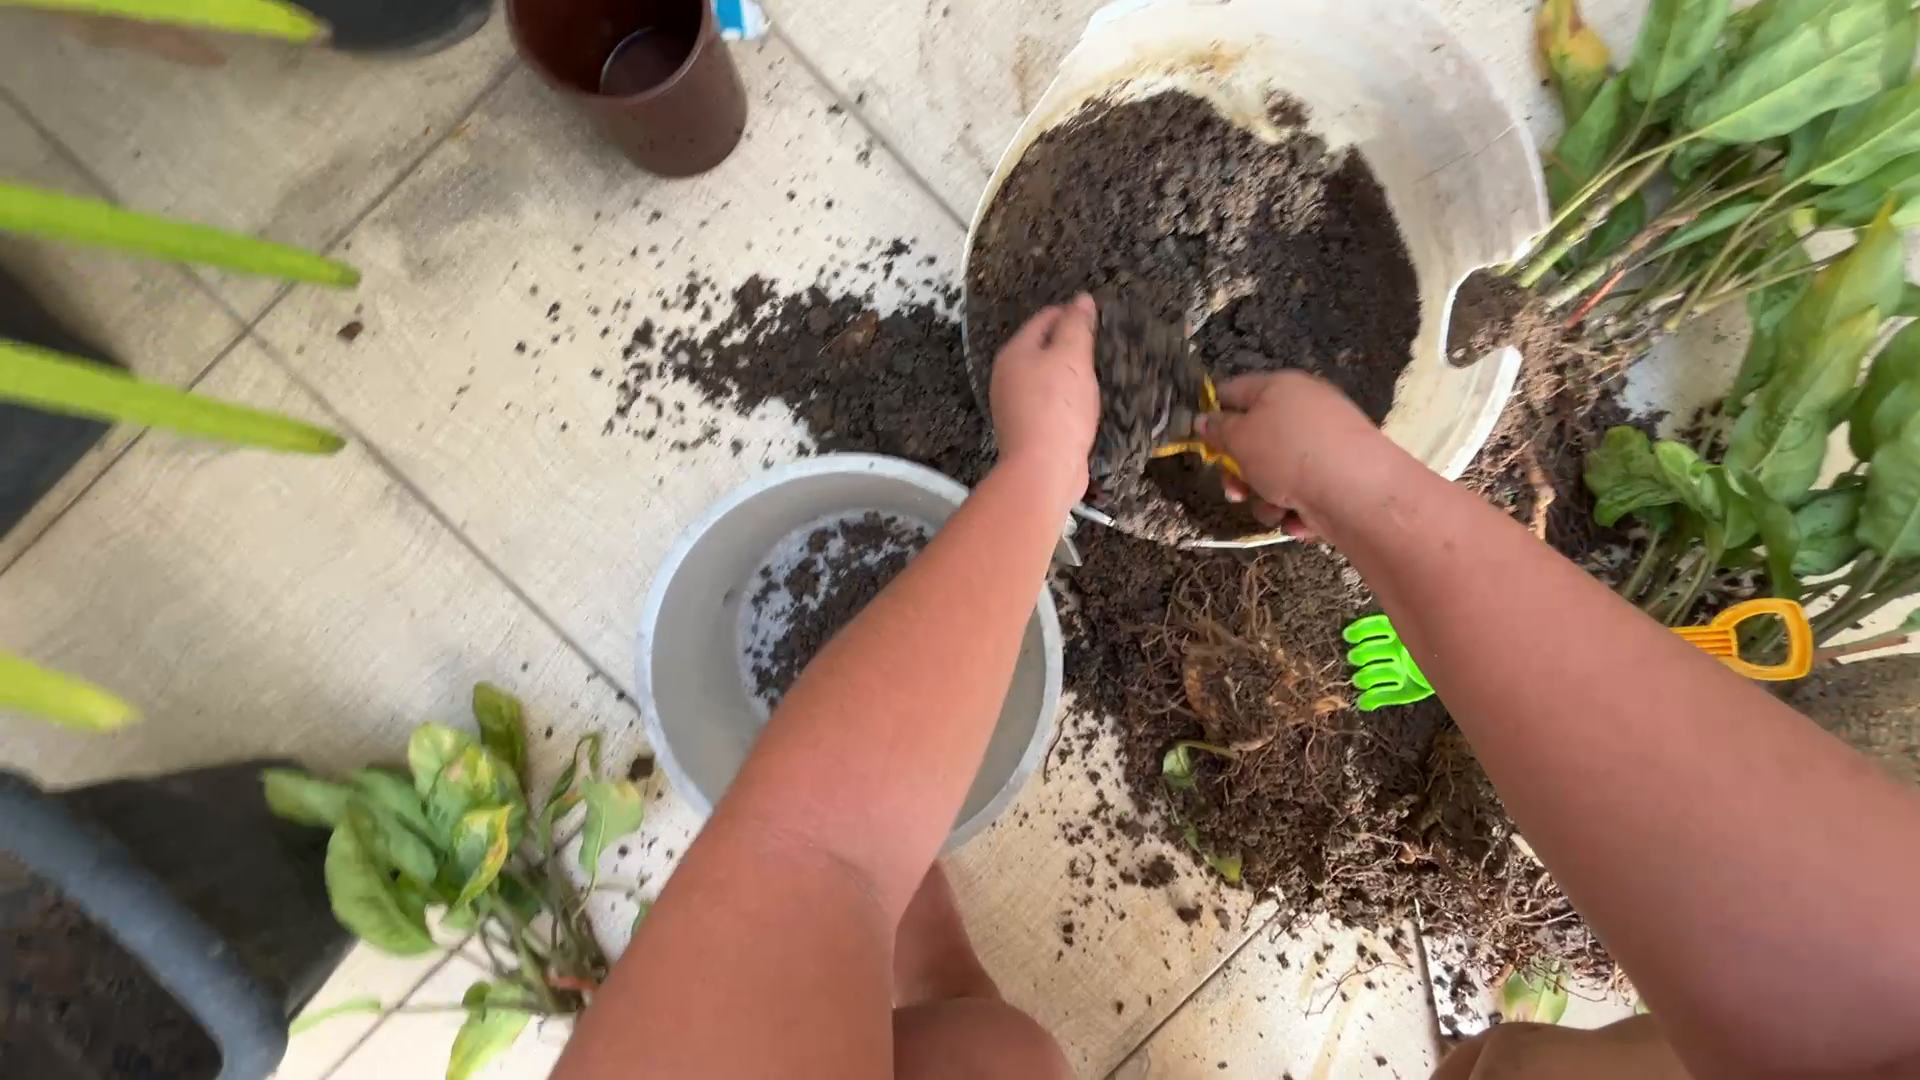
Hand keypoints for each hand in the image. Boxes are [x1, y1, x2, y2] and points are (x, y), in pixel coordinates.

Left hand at [989, 295, 1099, 495]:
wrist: (1043, 470)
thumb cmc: (1057, 408)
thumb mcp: (1072, 358)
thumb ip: (1077, 326)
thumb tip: (1081, 300)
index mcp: (1014, 353)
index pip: (1045, 319)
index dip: (1073, 314)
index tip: (1101, 320)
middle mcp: (1007, 377)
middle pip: (1044, 349)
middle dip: (1072, 346)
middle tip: (1104, 348)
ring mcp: (1015, 406)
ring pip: (1047, 378)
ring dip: (1072, 375)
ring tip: (1100, 376)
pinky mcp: (1028, 429)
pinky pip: (1051, 404)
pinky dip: (1068, 400)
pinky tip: (1086, 405)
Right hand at [1195, 371, 1381, 536]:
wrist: (1357, 492)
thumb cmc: (1288, 455)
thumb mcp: (1240, 439)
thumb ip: (1217, 429)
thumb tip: (1204, 419)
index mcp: (1279, 388)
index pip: (1233, 391)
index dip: (1212, 414)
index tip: (1200, 441)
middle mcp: (1303, 411)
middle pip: (1253, 439)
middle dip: (1238, 471)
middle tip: (1234, 489)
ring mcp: (1322, 445)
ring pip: (1273, 472)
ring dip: (1263, 497)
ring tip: (1272, 509)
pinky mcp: (1335, 476)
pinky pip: (1299, 491)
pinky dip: (1292, 507)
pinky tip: (1296, 517)